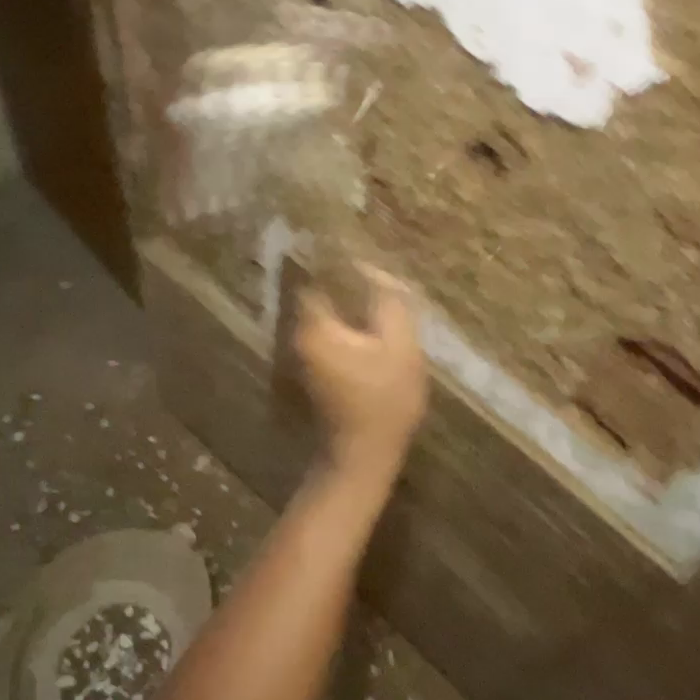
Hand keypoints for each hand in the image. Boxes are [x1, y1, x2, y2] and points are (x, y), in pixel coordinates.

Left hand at [293, 266, 428, 483]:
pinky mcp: (313, 369)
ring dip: (342, 297)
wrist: (361, 457)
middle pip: (316, 290)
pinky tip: (367, 318)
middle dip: (340, 274)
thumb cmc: (384, 402)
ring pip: (322, 311)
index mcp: (315, 327)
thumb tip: (375, 270)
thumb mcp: (400, 347)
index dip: (336, 255)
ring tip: (372, 285)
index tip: (357, 242)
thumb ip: (388, 303)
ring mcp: (303, 354)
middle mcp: (299, 336)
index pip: (315, 272)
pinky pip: (327, 330)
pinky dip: (343, 319)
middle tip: (370, 263)